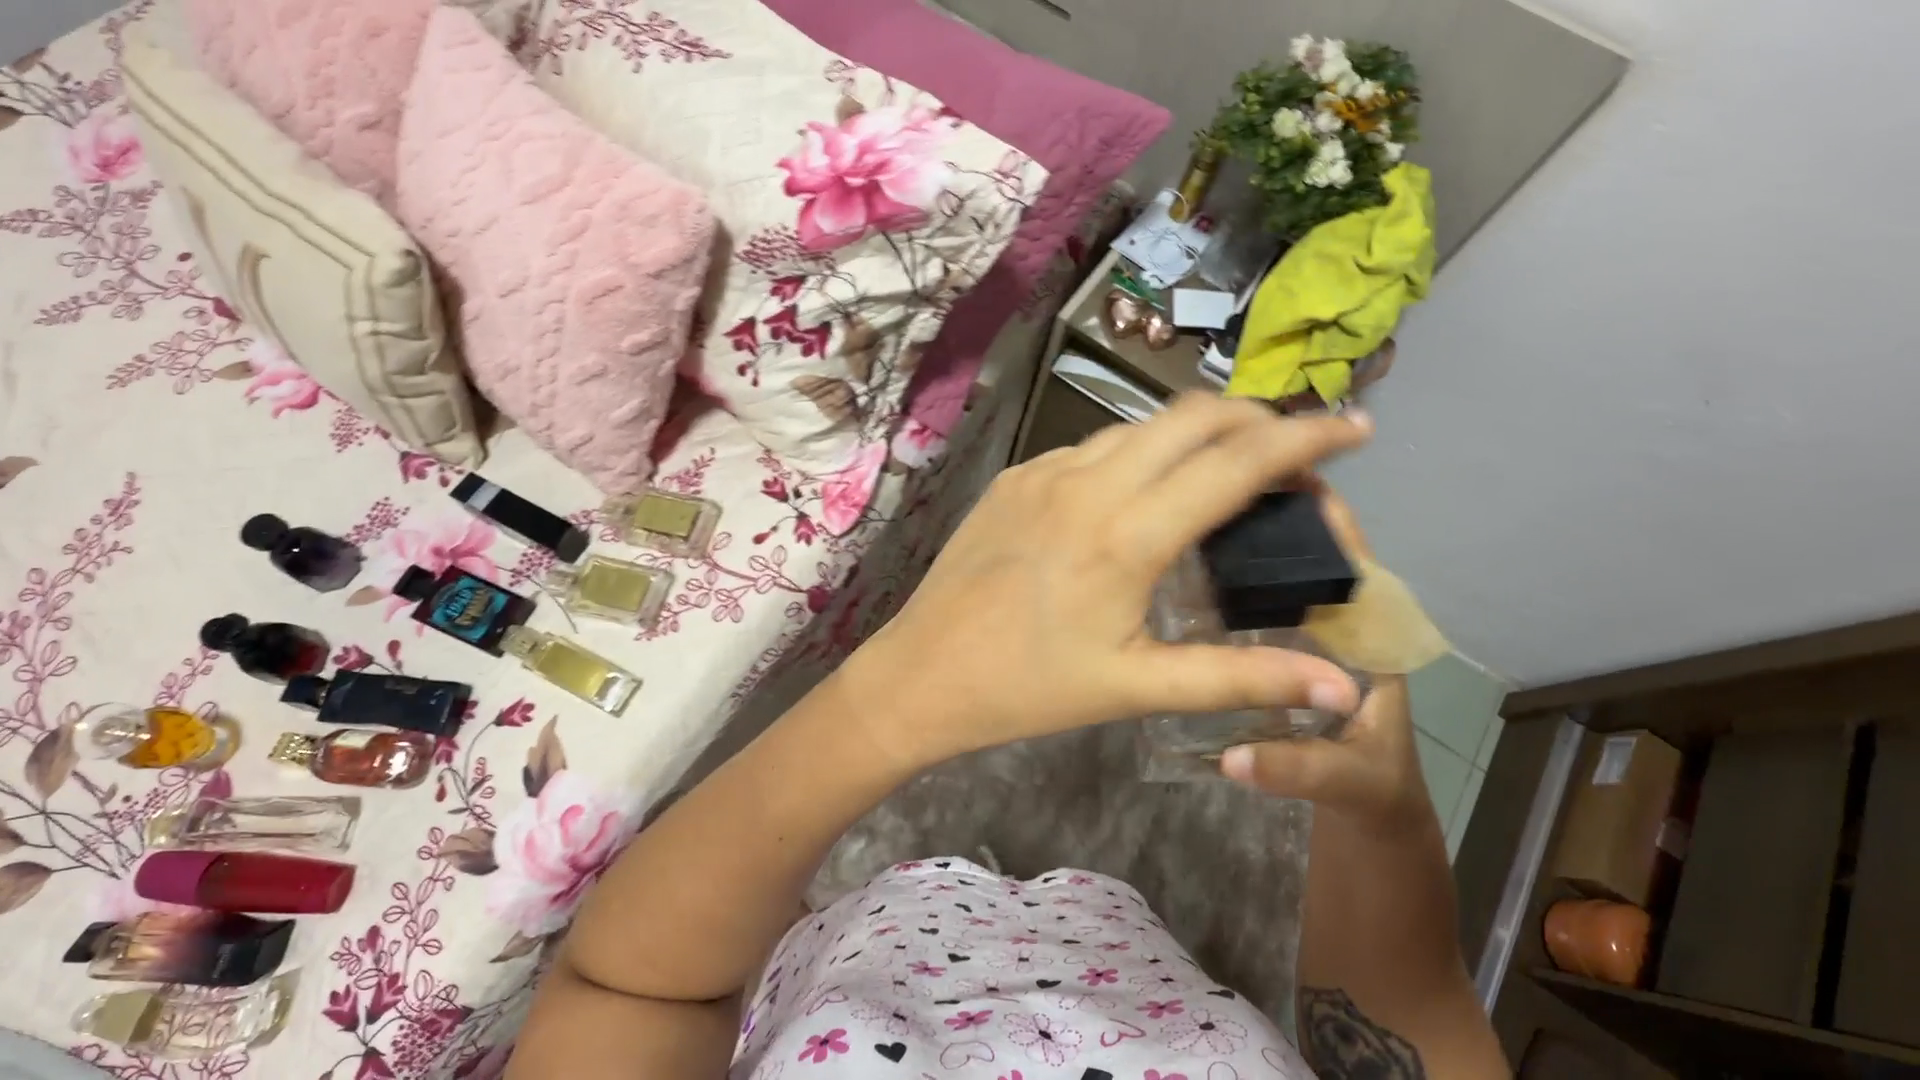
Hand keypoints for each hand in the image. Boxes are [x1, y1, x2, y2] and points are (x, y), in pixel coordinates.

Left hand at [836, 395, 1372, 769]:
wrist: (920, 673)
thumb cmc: (1029, 688)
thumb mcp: (1137, 687)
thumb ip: (1240, 678)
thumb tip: (1341, 691)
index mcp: (1127, 533)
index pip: (1238, 462)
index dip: (1306, 439)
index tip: (1355, 427)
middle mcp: (1088, 482)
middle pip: (1193, 416)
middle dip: (1257, 419)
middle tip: (1295, 449)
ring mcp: (1045, 471)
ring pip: (1141, 426)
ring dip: (1196, 432)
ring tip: (1228, 466)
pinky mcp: (1016, 477)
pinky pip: (1094, 447)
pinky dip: (1140, 452)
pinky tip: (1144, 491)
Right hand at [1220, 484, 1431, 828]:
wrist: (1369, 818)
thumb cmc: (1373, 792)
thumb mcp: (1347, 783)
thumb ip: (1298, 770)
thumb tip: (1231, 759)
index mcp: (1369, 640)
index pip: (1355, 564)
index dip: (1328, 519)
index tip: (1283, 475)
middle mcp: (1338, 627)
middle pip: (1311, 559)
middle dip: (1272, 520)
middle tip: (1211, 483)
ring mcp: (1308, 639)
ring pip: (1280, 580)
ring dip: (1248, 546)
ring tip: (1191, 514)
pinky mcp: (1281, 655)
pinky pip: (1256, 607)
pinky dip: (1230, 584)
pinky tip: (1184, 571)